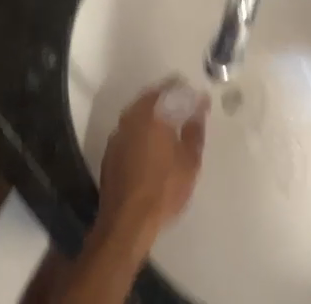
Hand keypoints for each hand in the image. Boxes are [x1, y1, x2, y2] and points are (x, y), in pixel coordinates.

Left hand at [97, 78, 209, 244]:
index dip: (183, 89)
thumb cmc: (164, 189)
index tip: (195, 93)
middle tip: (183, 103)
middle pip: (150, 98)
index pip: (169, 90)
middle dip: (167, 97)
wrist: (127, 222)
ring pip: (137, 113)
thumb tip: (200, 106)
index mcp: (151, 116)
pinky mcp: (111, 152)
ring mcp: (117, 135)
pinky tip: (152, 141)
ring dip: (153, 112)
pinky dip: (142, 128)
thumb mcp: (189, 161)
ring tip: (170, 122)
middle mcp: (131, 119)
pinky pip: (129, 129)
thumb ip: (194, 130)